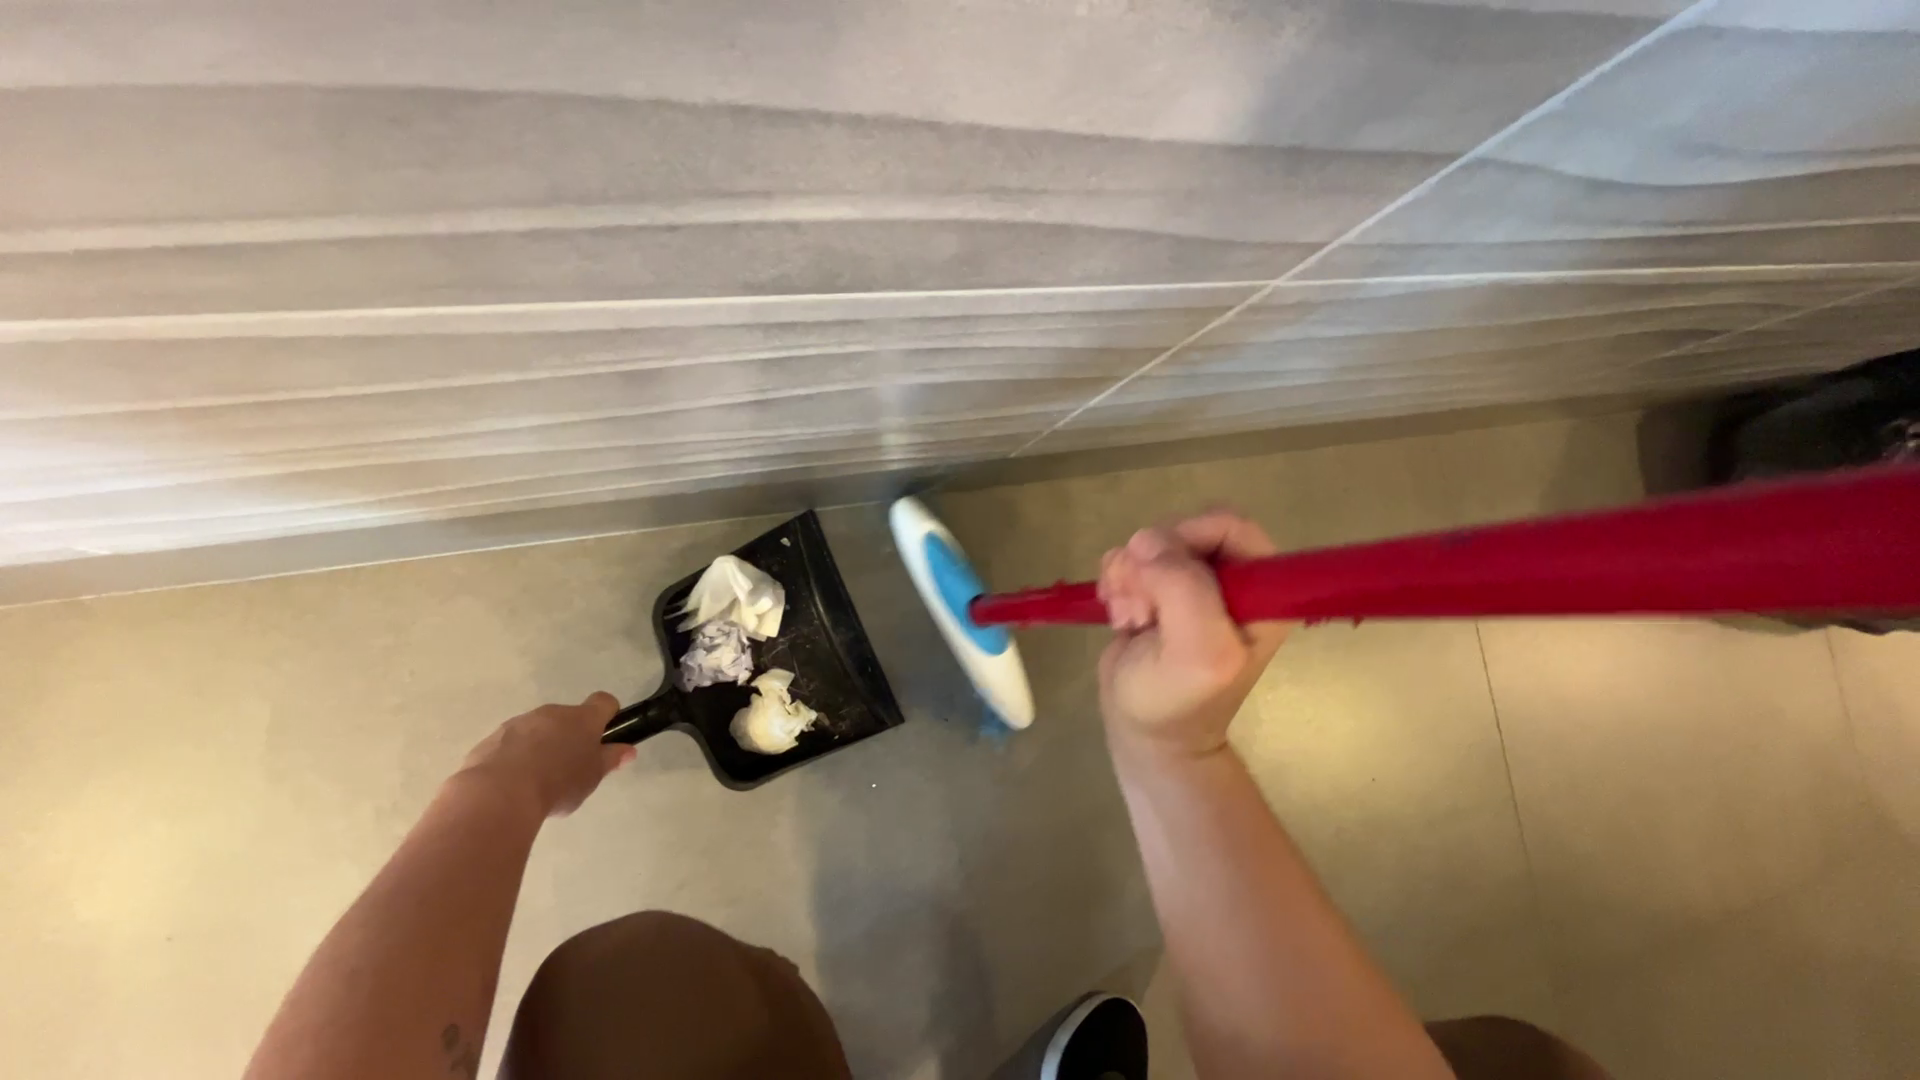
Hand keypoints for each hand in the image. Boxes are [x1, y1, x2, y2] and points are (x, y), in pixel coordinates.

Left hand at [456, 692, 635, 816]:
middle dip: (569, 736)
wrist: (498, 795)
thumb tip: (628, 750)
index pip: (604, 702)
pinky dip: (514, 757)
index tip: (605, 735)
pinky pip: (510, 745)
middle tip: (569, 767)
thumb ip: (611, 760)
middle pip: (567, 717)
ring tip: (537, 780)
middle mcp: (551, 713)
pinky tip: (511, 784)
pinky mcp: (490, 739)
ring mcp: (518, 723)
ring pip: (537, 730)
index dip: (608, 715)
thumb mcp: (593, 777)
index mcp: (582, 719)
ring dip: (540, 746)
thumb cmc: (558, 783)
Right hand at [1096, 511, 1289, 759]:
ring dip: (1129, 575)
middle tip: (1142, 605)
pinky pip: (1130, 559)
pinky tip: (1119, 615)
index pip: (1230, 526)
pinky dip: (1116, 580)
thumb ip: (1184, 588)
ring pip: (1151, 544)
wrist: (1146, 733)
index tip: (1158, 566)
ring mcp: (1190, 583)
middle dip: (1151, 562)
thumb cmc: (1180, 701)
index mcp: (1261, 591)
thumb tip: (1148, 542)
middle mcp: (1230, 580)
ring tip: (1130, 616)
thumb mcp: (1197, 652)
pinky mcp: (1155, 589)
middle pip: (1184, 530)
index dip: (1190, 535)